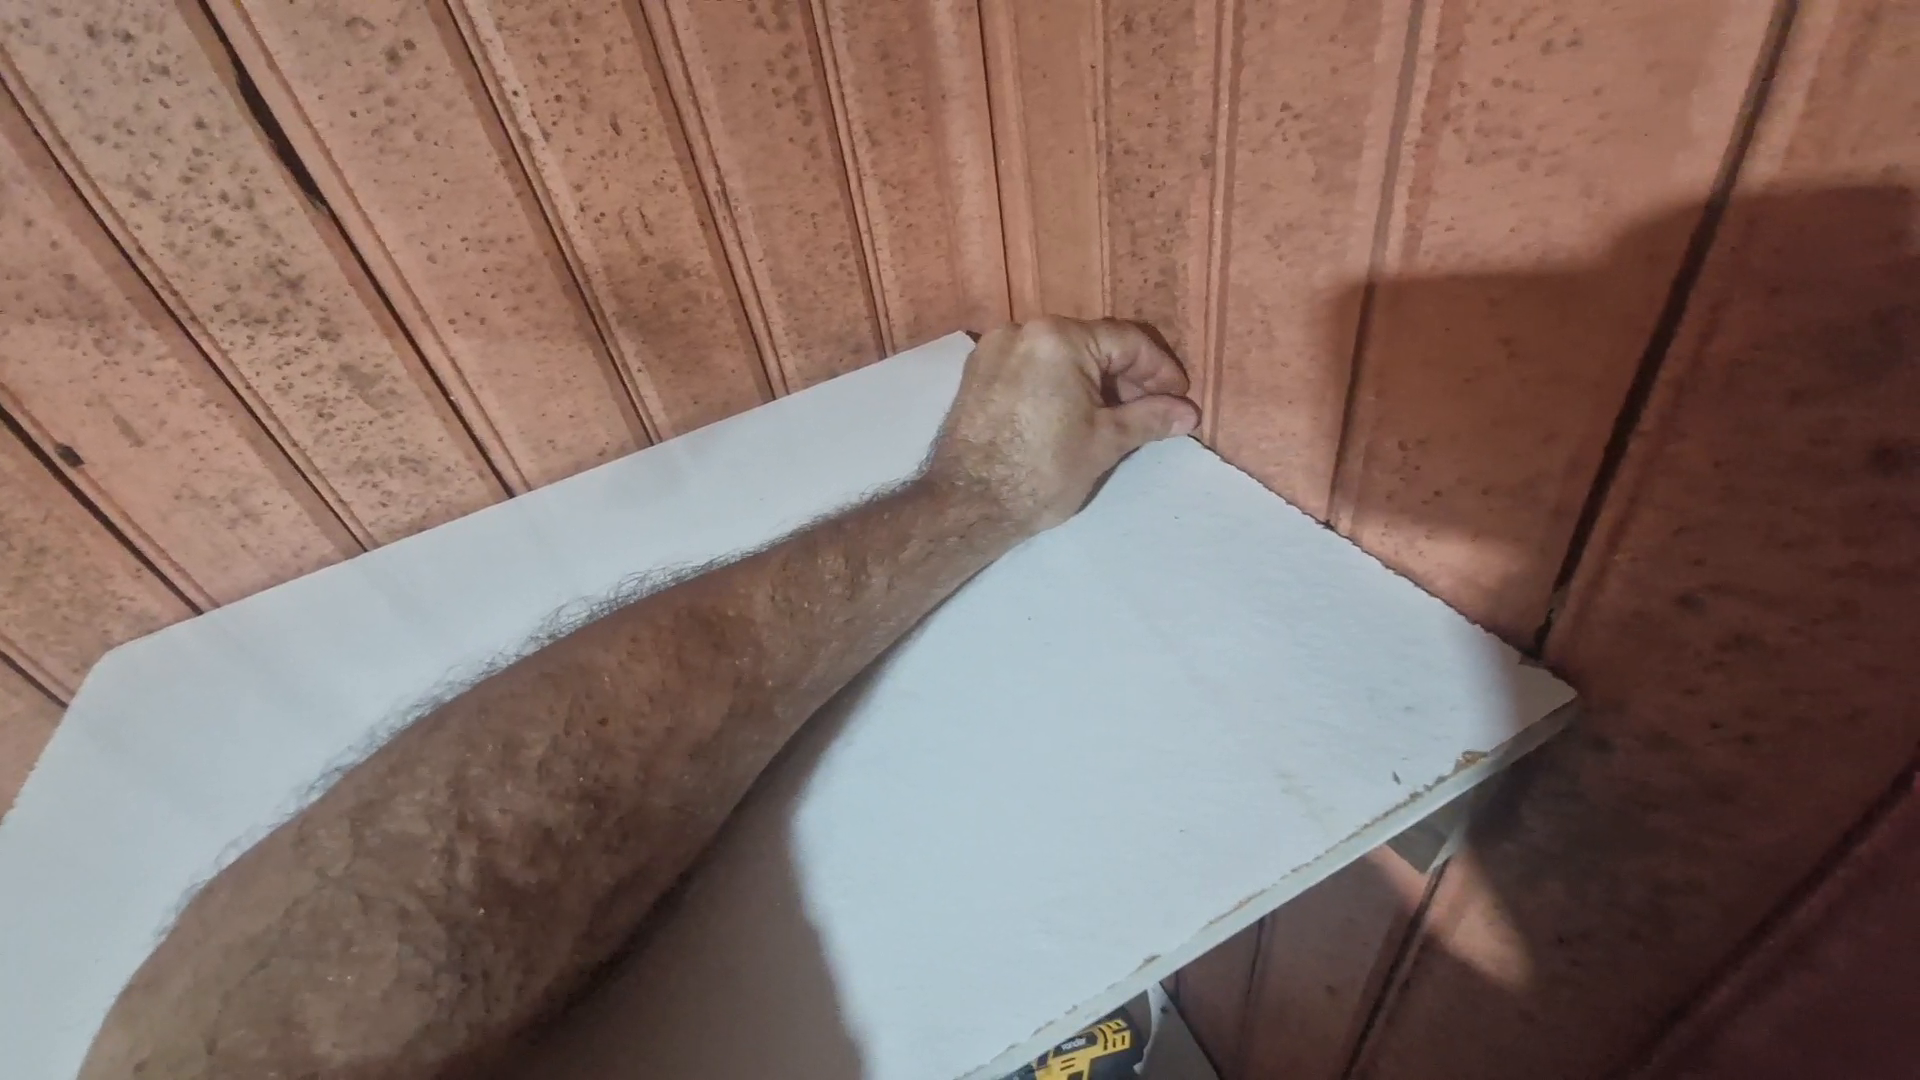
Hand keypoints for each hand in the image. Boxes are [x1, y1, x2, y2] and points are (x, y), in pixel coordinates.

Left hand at [927, 316, 1199, 534]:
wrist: (967, 506)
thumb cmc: (1040, 474)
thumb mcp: (1104, 443)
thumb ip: (1149, 418)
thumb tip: (1188, 412)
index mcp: (1057, 338)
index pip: (1127, 342)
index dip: (1161, 371)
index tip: (1179, 399)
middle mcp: (1021, 331)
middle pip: (1092, 344)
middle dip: (1126, 378)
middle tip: (1150, 412)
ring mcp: (993, 351)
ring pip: (1060, 356)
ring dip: (1092, 382)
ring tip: (1114, 419)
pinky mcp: (976, 375)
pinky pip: (1030, 368)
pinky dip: (1057, 385)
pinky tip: (1073, 415)